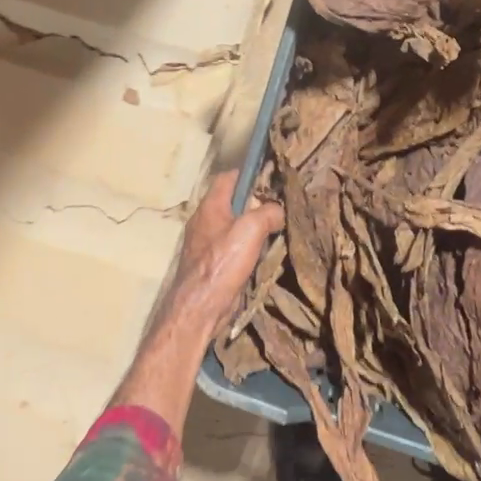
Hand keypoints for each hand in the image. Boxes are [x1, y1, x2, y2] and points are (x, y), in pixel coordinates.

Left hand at [156, 171, 284, 346]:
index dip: (249, 173)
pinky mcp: (212, 264)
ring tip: (277, 228)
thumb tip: (279, 210)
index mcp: (210, 207)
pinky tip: (264, 253)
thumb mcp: (251, 229)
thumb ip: (268, 212)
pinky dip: (248, 246)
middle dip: (254, 202)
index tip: (270, 176)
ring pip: (234, 225)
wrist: (201, 307)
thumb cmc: (222, 262)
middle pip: (232, 202)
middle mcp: (205, 221)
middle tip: (279, 204)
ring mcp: (206, 244)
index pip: (228, 177)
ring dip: (253, 226)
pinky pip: (233, 246)